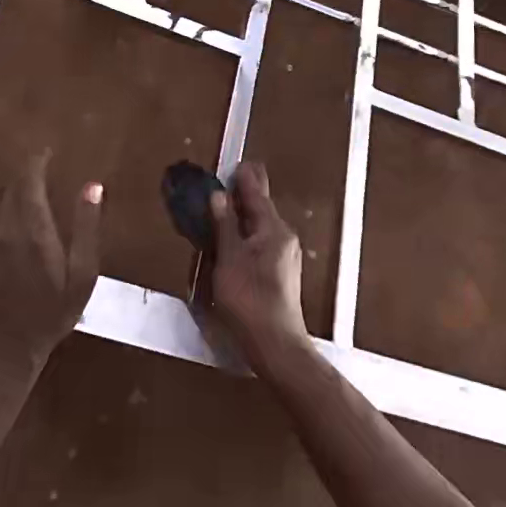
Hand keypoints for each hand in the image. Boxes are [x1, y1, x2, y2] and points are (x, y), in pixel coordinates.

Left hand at [0, 150, 100, 369]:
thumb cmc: (48, 316)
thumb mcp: (81, 275)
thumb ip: (87, 227)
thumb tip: (93, 187)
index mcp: (32, 228)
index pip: (29, 178)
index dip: (37, 160)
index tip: (47, 154)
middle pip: (7, 186)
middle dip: (24, 179)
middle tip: (38, 184)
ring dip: (2, 191)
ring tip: (15, 196)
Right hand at [206, 163, 308, 370]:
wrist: (276, 343)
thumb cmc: (249, 299)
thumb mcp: (228, 259)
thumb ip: (224, 226)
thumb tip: (219, 195)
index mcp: (273, 229)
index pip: (257, 193)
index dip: (245, 178)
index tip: (236, 163)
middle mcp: (284, 237)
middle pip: (262, 209)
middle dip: (244, 196)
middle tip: (226, 183)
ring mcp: (286, 256)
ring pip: (262, 227)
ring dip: (244, 217)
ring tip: (224, 211)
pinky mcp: (281, 273)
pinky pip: (263, 243)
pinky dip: (247, 236)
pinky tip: (234, 243)